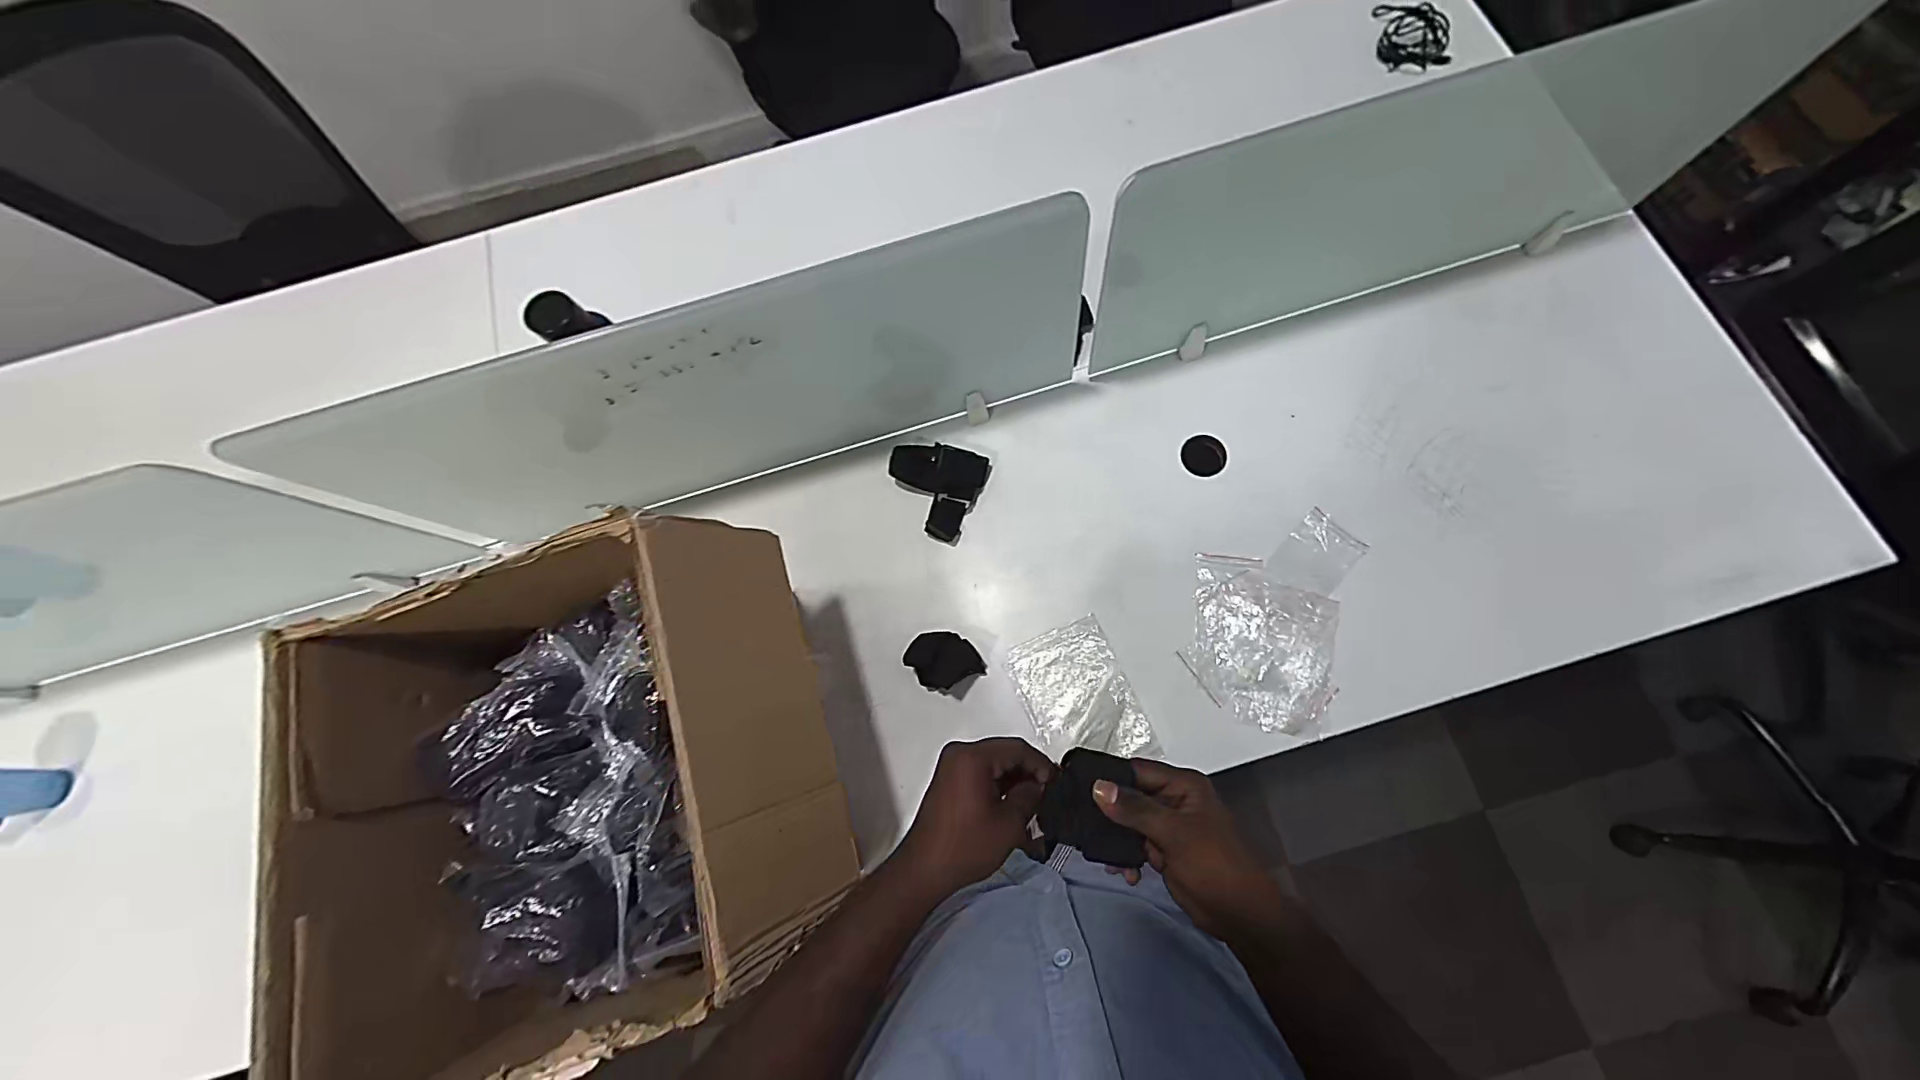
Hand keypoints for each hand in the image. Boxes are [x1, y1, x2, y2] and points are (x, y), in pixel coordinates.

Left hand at [892, 737, 1053, 900]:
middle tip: (1047, 794)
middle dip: (1028, 774)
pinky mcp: (949, 782)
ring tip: (1033, 805)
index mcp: (972, 757)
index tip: (1056, 783)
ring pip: (993, 765)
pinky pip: (980, 775)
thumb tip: (1038, 786)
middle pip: (1004, 754)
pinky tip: (1013, 808)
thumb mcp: (1009, 823)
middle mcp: (959, 755)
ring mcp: (951, 767)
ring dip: (1014, 782)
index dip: (1041, 765)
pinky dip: (998, 788)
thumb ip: (1030, 796)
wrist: (925, 870)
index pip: (1017, 748)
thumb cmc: (964, 847)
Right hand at [1094, 759, 1289, 940]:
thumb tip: (1101, 788)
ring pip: (1130, 823)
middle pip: (1131, 796)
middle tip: (1086, 823)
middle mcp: (1175, 801)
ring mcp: (1169, 826)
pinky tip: (1124, 870)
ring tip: (1106, 855)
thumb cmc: (1218, 867)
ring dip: (1117, 838)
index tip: (1083, 786)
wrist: (1240, 916)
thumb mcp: (1174, 833)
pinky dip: (1126, 855)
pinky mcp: (1165, 849)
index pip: (1138, 771)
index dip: (1111, 777)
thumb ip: (1135, 809)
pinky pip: (1136, 844)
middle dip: (1110, 812)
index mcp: (1184, 786)